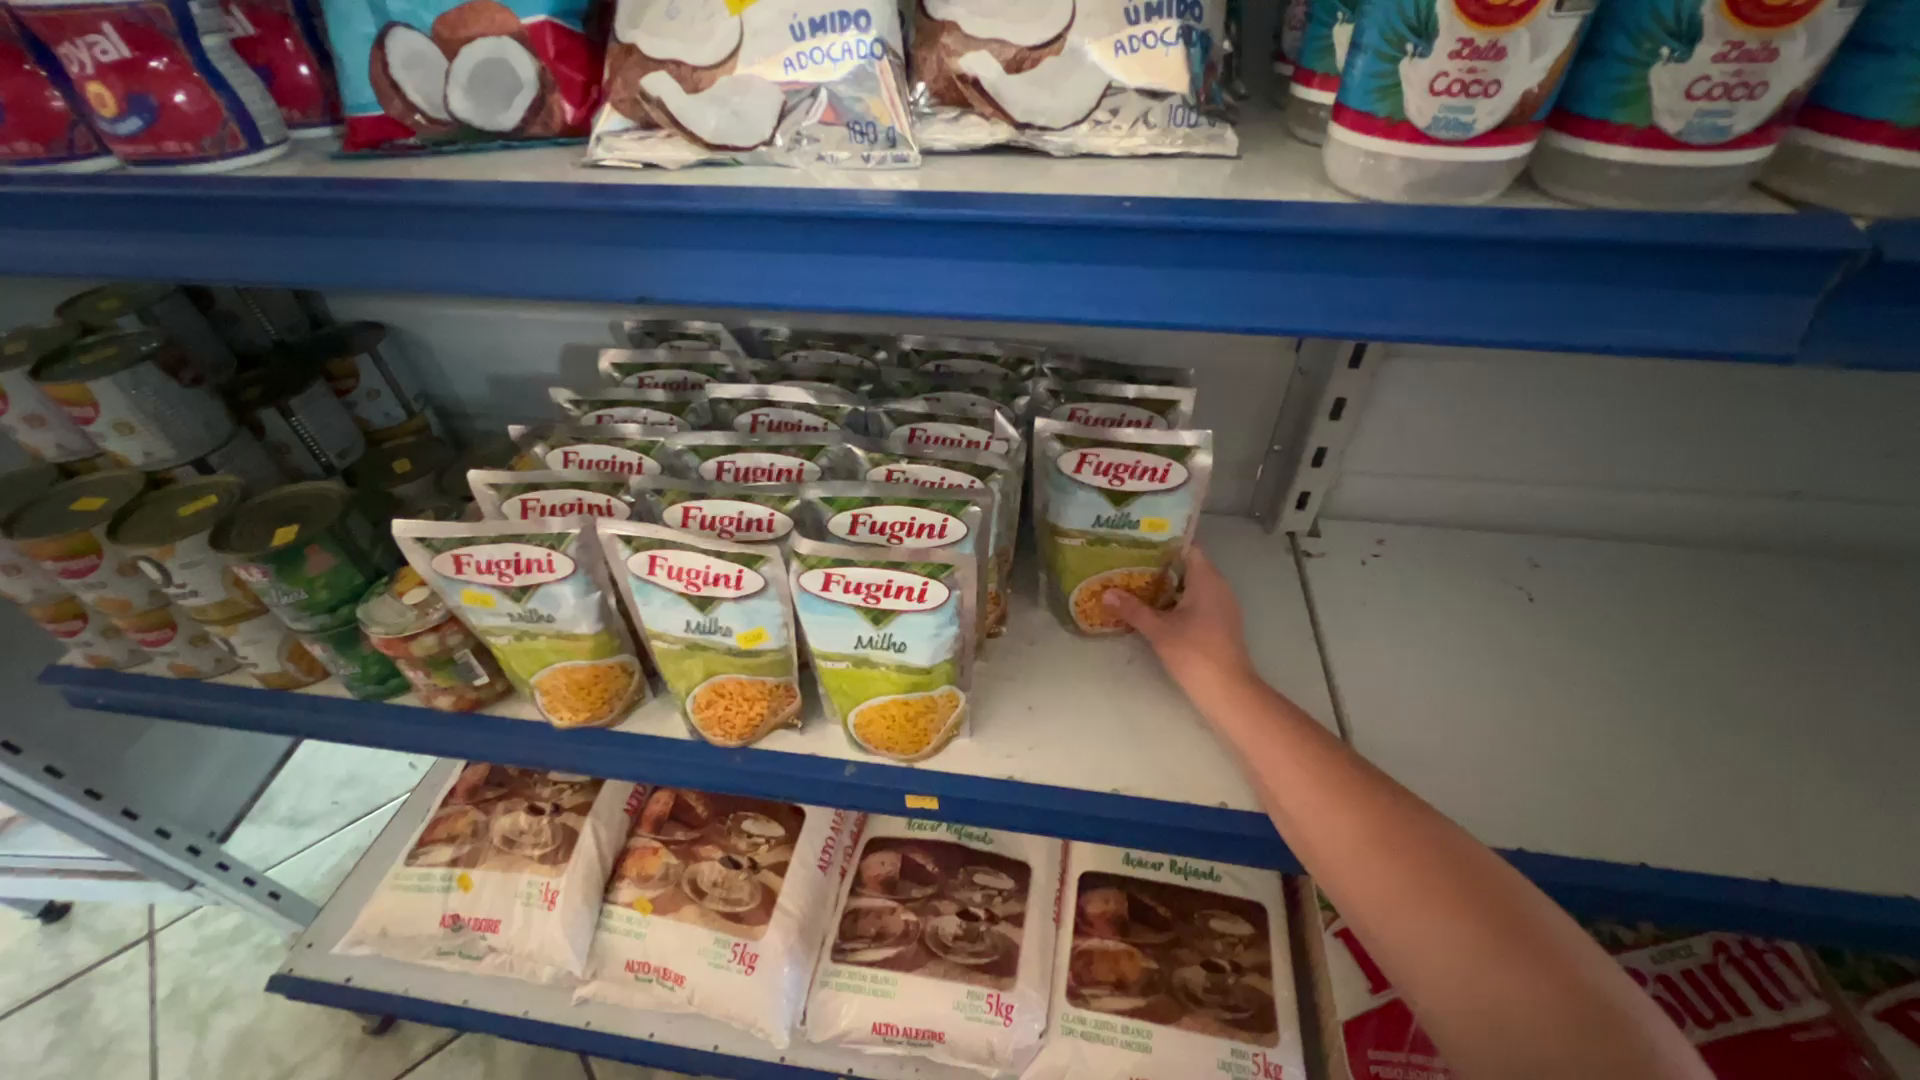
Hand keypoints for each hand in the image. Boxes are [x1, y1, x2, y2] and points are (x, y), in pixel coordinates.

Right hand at [1103, 548, 1256, 696]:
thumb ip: (1133, 609)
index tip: (1140, 544)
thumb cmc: (1194, 652)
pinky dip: (1178, 601)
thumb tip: (1107, 593)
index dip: (1165, 544)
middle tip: (1131, 564)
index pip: (1188, 548)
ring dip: (1168, 585)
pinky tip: (1156, 609)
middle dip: (1161, 566)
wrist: (1227, 689)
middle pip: (1189, 566)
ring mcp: (1222, 606)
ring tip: (1137, 584)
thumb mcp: (1158, 630)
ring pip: (1193, 586)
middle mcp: (1219, 587)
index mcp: (1207, 580)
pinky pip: (1198, 601)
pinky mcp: (1221, 623)